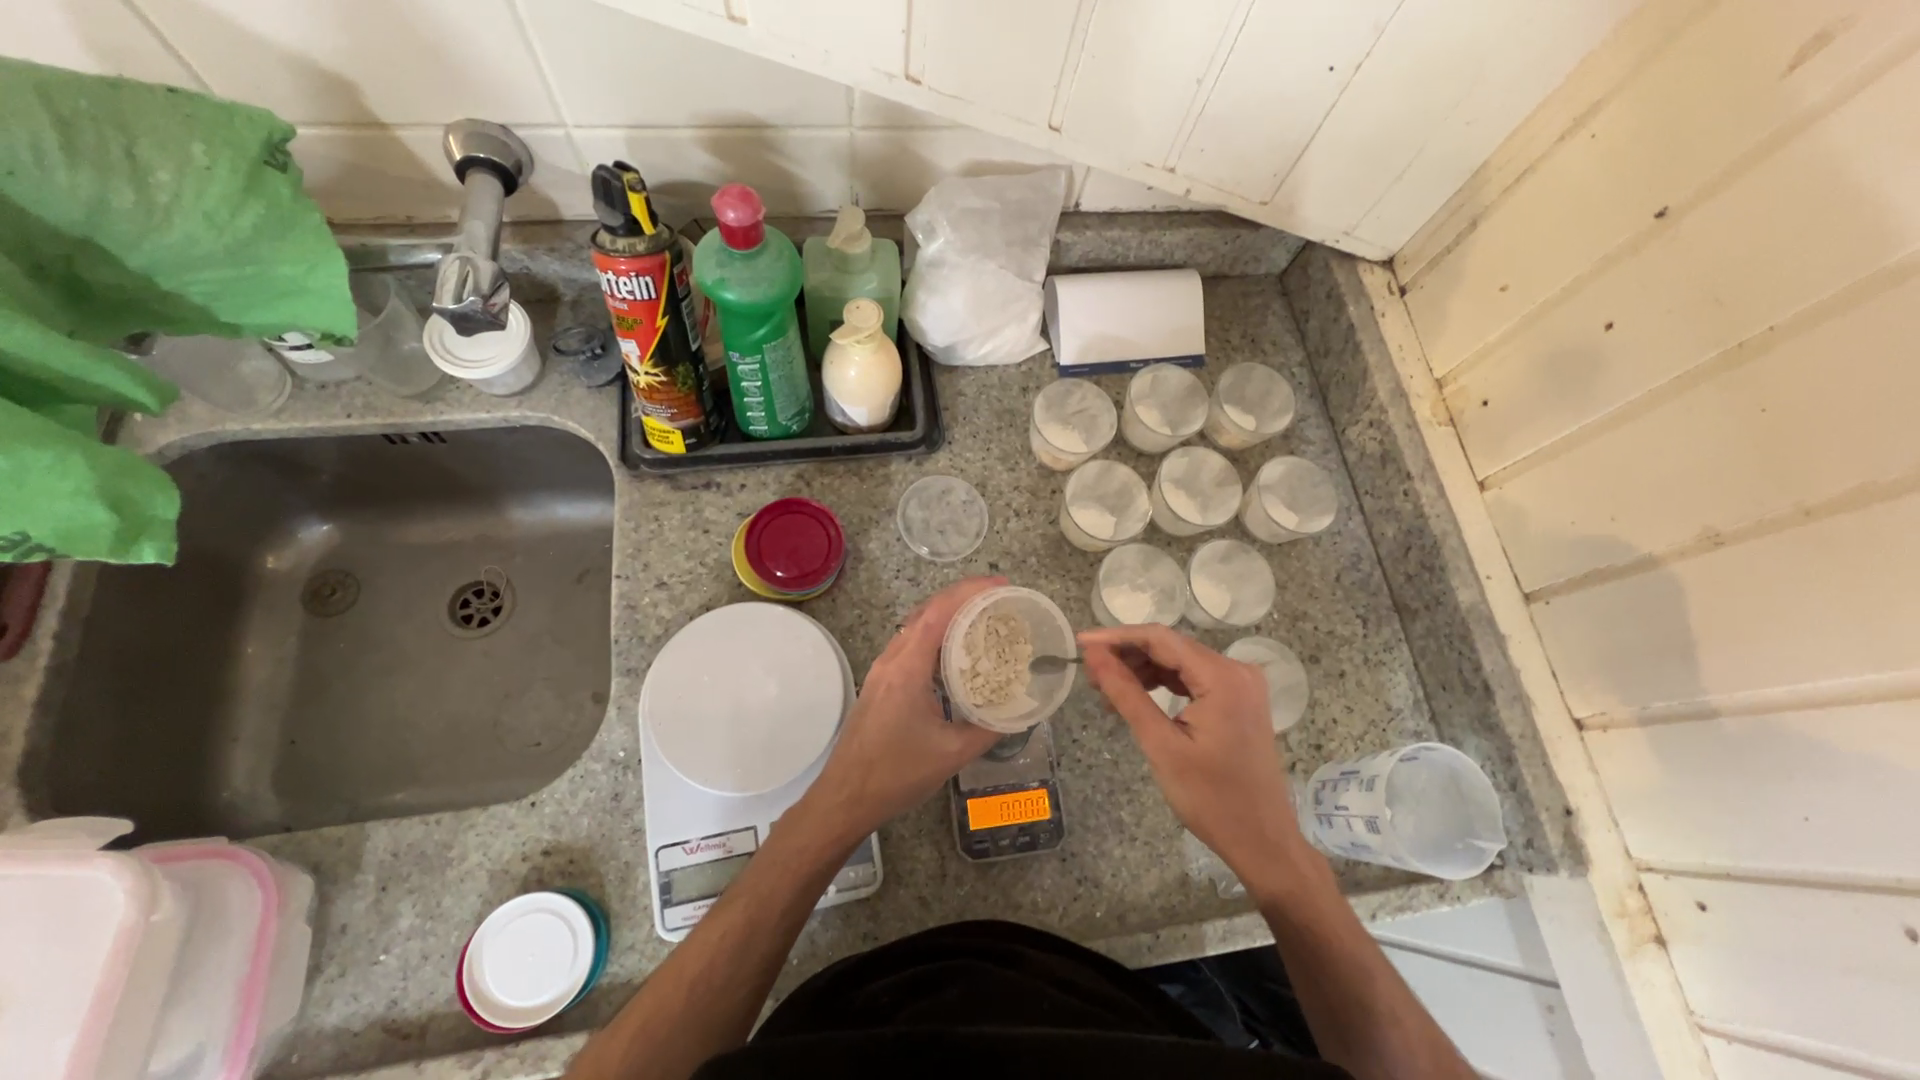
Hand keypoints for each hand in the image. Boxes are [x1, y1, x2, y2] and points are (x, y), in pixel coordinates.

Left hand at [798, 577, 1007, 843]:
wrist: (845, 797)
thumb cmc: (896, 775)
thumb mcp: (952, 754)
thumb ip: (989, 729)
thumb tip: (1020, 711)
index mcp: (907, 669)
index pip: (938, 613)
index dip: (970, 592)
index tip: (1001, 585)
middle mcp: (891, 661)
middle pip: (926, 612)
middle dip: (962, 597)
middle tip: (999, 598)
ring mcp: (882, 671)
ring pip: (916, 627)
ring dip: (948, 615)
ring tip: (983, 618)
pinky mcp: (880, 684)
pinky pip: (911, 645)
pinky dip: (936, 636)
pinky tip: (956, 652)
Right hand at [1078, 624, 1306, 891]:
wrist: (1261, 840)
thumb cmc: (1211, 797)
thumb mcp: (1161, 744)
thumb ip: (1126, 693)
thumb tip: (1093, 655)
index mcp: (1222, 676)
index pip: (1160, 638)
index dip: (1116, 637)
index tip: (1079, 644)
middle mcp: (1237, 670)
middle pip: (1171, 647)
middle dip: (1128, 655)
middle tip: (1089, 674)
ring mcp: (1241, 685)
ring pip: (1181, 663)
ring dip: (1143, 670)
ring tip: (1106, 689)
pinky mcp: (1239, 702)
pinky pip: (1195, 680)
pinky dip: (1164, 683)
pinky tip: (1137, 696)